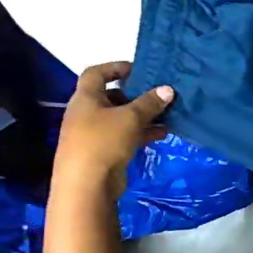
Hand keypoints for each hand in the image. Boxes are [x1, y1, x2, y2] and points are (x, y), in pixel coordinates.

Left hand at [54, 62, 173, 199]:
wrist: (86, 186)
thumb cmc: (103, 141)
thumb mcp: (130, 118)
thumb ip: (149, 103)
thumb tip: (167, 89)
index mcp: (85, 98)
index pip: (96, 74)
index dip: (114, 67)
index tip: (136, 69)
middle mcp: (86, 114)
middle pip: (111, 97)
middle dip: (135, 95)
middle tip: (157, 94)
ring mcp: (93, 135)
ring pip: (120, 119)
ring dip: (142, 117)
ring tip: (166, 115)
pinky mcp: (103, 154)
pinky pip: (124, 137)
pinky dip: (141, 133)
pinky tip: (162, 134)